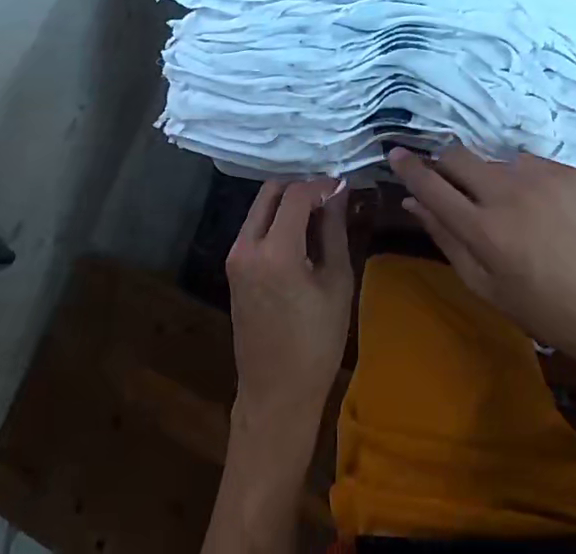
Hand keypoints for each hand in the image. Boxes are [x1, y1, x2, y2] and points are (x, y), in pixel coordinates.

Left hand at [225, 179, 353, 426]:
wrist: (276, 391)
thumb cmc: (317, 341)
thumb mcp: (337, 282)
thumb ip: (334, 230)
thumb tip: (339, 192)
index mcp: (275, 251)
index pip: (295, 195)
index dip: (321, 184)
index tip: (343, 185)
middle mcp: (246, 247)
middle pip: (270, 192)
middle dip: (300, 186)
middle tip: (329, 195)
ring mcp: (234, 257)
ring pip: (259, 208)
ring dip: (287, 202)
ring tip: (319, 213)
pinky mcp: (232, 269)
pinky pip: (254, 228)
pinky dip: (276, 220)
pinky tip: (300, 233)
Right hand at [387, 146, 575, 367]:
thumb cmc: (542, 309)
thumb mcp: (484, 285)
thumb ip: (445, 237)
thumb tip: (413, 202)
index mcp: (484, 228)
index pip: (431, 184)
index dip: (408, 167)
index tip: (396, 154)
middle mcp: (509, 193)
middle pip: (458, 156)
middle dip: (445, 165)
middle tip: (451, 185)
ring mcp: (543, 177)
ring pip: (496, 160)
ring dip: (490, 178)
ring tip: (511, 210)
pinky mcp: (571, 172)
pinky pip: (531, 165)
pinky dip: (525, 181)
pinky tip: (542, 210)